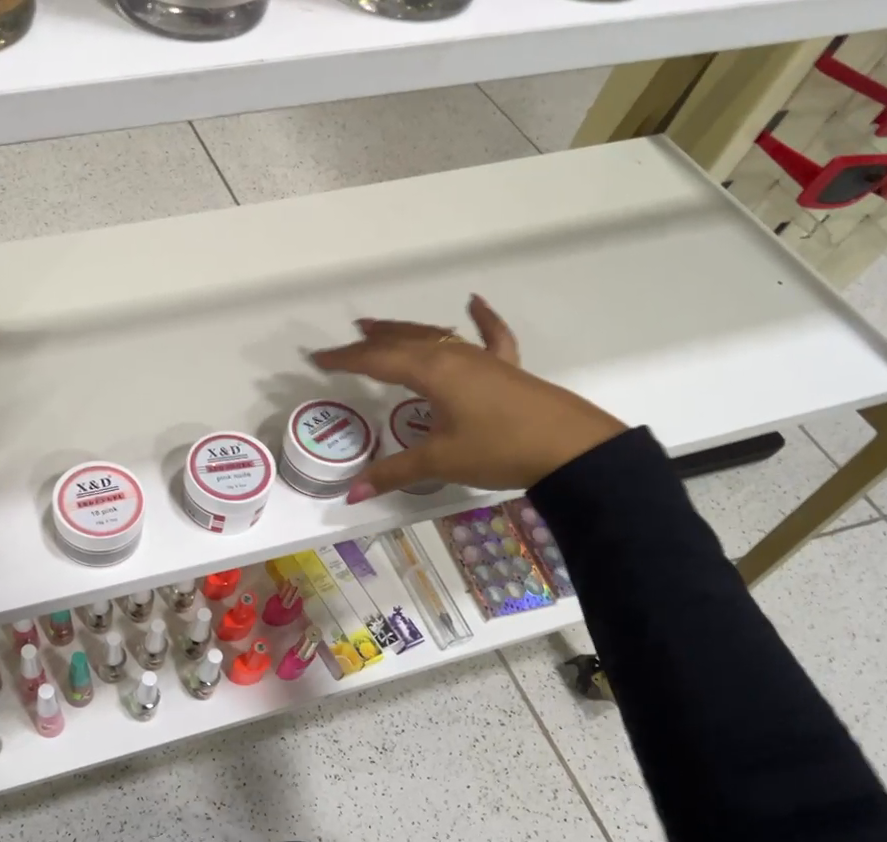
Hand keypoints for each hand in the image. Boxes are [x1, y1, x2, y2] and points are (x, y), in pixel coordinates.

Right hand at [311, 295, 626, 495]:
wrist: (569, 448)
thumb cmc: (498, 449)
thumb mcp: (440, 462)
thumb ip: (394, 473)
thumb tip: (351, 494)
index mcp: (431, 371)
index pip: (376, 360)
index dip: (344, 359)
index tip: (316, 358)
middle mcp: (453, 356)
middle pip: (403, 341)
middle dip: (370, 341)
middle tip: (344, 341)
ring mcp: (482, 359)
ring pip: (436, 335)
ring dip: (405, 330)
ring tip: (379, 326)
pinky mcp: (507, 369)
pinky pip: (489, 337)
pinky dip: (480, 319)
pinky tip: (473, 302)